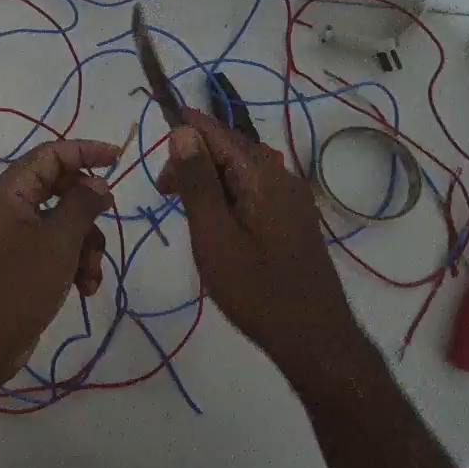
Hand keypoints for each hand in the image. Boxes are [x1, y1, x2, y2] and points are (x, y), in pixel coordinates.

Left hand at [0, 139, 117, 386]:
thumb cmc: (19, 284)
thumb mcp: (58, 241)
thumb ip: (82, 205)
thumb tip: (98, 182)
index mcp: (11, 191)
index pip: (50, 154)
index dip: (84, 151)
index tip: (118, 159)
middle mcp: (12, 206)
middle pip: (60, 188)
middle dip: (88, 209)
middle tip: (107, 218)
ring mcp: (17, 235)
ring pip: (65, 222)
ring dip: (86, 244)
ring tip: (90, 272)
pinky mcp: (24, 262)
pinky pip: (58, 249)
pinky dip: (75, 263)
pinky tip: (84, 288)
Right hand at [157, 110, 365, 384]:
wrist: (316, 342)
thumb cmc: (257, 288)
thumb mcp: (214, 234)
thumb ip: (197, 181)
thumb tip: (183, 131)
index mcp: (262, 175)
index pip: (216, 131)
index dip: (184, 125)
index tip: (152, 129)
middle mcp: (281, 177)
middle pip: (228, 148)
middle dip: (191, 157)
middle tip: (163, 191)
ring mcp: (290, 199)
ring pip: (239, 170)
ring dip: (206, 178)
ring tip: (181, 206)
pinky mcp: (291, 220)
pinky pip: (251, 189)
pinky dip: (225, 193)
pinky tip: (211, 220)